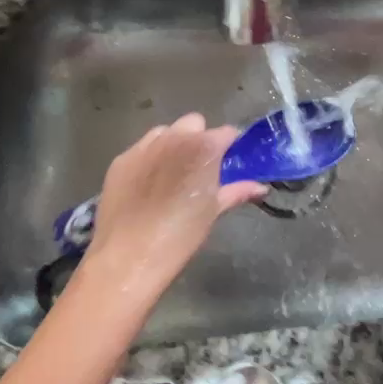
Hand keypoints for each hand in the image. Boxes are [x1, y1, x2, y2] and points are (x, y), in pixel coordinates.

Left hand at [79, 113, 264, 298]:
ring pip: (166, 132)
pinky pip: (142, 148)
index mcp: (204, 146)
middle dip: (200, 140)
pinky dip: (149, 159)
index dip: (230, 147)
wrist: (127, 259)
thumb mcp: (213, 213)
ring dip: (173, 145)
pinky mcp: (122, 159)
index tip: (228, 165)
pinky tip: (145, 186)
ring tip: (170, 177)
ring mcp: (145, 146)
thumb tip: (261, 187)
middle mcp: (175, 137)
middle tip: (199, 171)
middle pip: (195, 124)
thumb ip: (237, 191)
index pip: (227, 132)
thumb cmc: (180, 236)